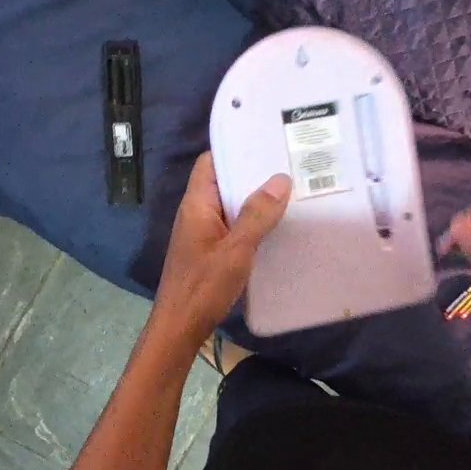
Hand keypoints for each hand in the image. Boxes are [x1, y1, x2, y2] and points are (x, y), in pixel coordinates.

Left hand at [143, 153, 291, 362]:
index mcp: (196, 205)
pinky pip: (233, 225)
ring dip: (255, 199)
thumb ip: (257, 215)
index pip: (211, 162)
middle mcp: (197, 213)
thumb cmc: (203, 288)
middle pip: (224, 182)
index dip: (235, 148)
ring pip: (231, 205)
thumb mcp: (236, 251)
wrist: (179, 329)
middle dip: (253, 173)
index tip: (266, 140)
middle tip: (290, 164)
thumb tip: (280, 179)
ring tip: (291, 191)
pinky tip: (277, 226)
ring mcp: (202, 233)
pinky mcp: (209, 251)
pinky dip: (252, 221)